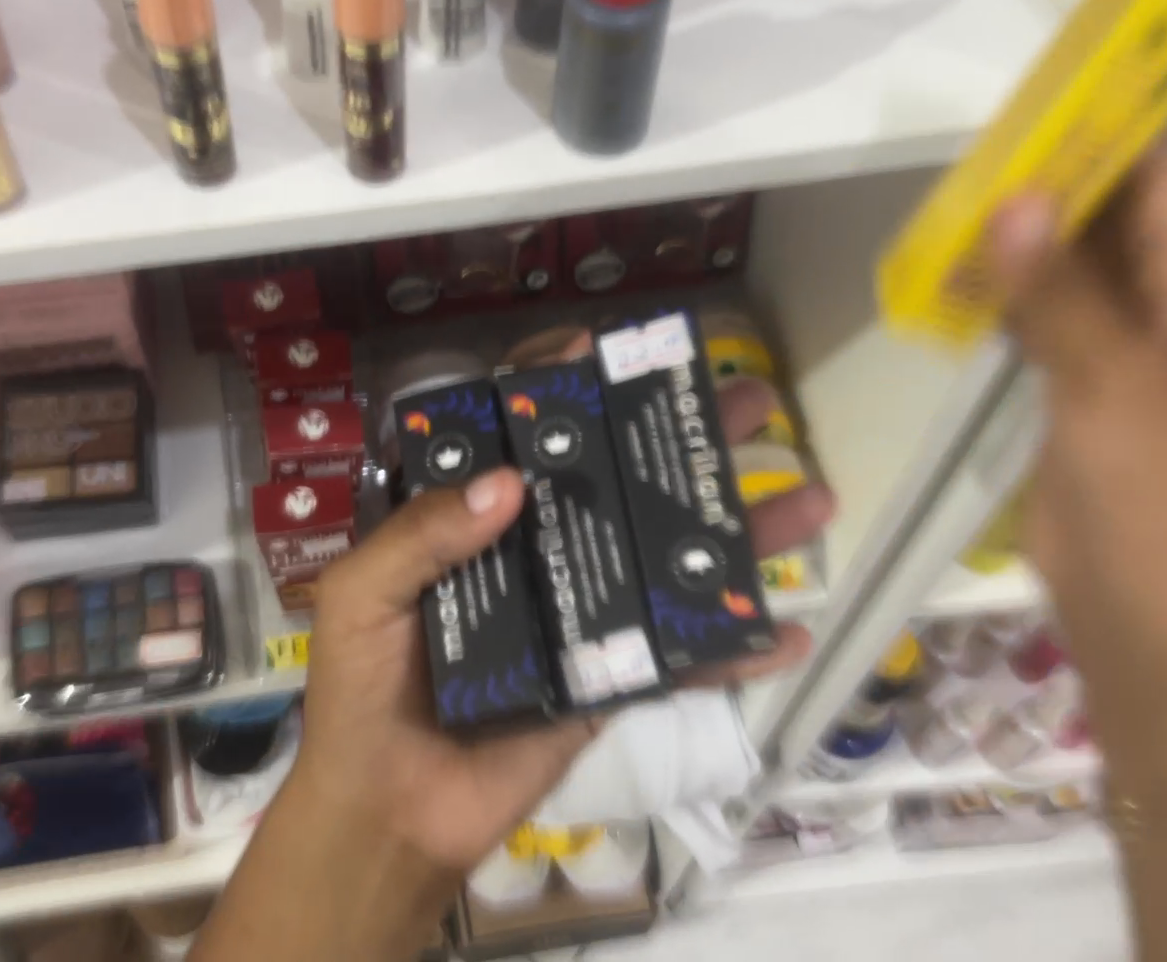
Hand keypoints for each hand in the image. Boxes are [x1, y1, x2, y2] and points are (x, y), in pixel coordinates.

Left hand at [291, 332, 826, 875]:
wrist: (390, 812)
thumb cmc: (359, 693)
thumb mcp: (363, 597)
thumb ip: (419, 537)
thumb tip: (510, 483)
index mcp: (464, 523)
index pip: (511, 436)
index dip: (550, 388)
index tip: (598, 355)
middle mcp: (528, 553)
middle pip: (605, 482)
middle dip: (672, 441)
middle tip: (746, 403)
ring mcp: (573, 614)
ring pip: (656, 557)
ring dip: (730, 530)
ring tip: (807, 495)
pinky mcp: (602, 679)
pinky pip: (672, 656)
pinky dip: (728, 646)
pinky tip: (789, 625)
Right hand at [989, 154, 1166, 663]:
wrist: (1129, 592)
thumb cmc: (1146, 486)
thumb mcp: (1108, 380)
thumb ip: (1060, 292)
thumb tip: (1011, 201)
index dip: (1115, 138)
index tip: (1042, 104)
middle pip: (1113, 222)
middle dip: (1051, 189)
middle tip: (973, 159)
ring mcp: (1118, 347)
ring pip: (1068, 271)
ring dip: (1017, 245)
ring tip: (950, 212)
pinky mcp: (1072, 382)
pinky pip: (1038, 319)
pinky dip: (1001, 298)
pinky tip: (952, 285)